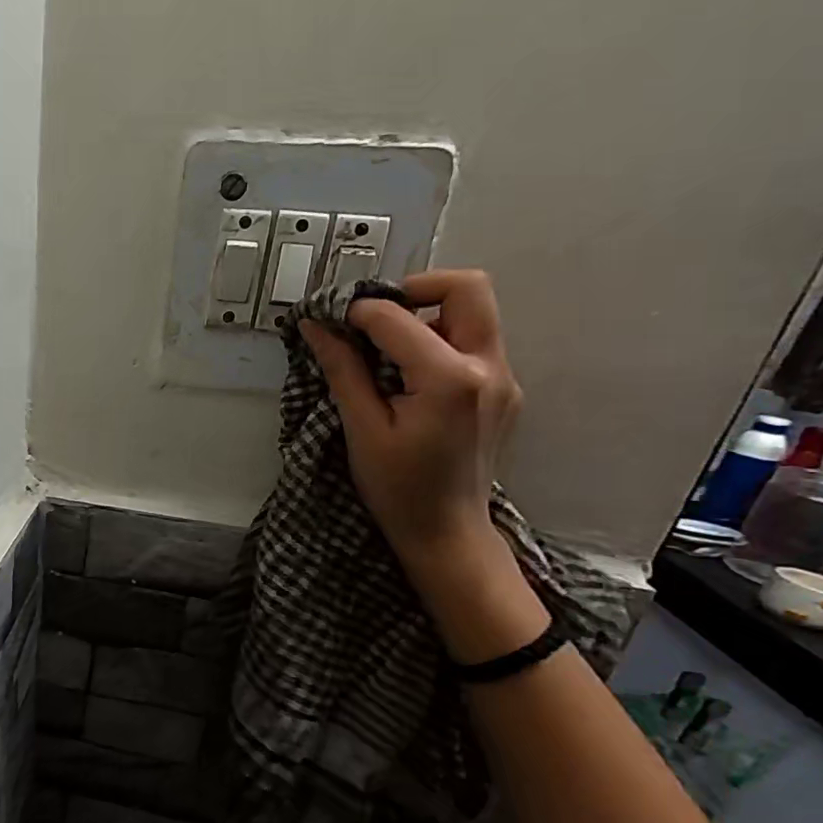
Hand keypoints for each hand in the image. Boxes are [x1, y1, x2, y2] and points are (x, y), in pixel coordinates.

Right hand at [299, 270, 520, 561]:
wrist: (448, 536)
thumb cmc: (400, 491)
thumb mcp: (363, 430)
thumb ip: (343, 369)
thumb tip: (317, 325)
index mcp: (450, 380)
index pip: (397, 318)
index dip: (356, 311)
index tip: (330, 319)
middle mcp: (489, 368)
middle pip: (467, 287)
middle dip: (415, 289)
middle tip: (376, 316)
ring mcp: (504, 378)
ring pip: (474, 311)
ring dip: (428, 314)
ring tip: (389, 349)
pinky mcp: (504, 390)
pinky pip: (475, 341)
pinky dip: (440, 340)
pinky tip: (410, 374)